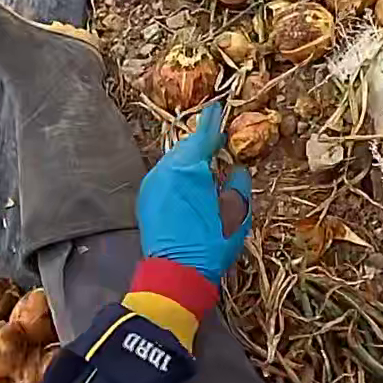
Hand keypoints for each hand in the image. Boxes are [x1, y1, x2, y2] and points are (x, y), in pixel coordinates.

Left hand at [136, 103, 251, 282]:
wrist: (174, 274)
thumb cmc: (209, 245)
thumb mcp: (235, 214)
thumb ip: (237, 185)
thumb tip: (234, 171)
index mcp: (188, 168)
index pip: (203, 136)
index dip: (214, 121)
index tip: (219, 107)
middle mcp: (164, 170)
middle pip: (186, 148)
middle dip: (202, 144)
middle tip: (218, 141)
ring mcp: (151, 184)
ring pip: (173, 161)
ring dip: (189, 160)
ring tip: (207, 164)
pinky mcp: (146, 199)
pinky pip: (165, 176)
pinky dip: (178, 174)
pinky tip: (190, 184)